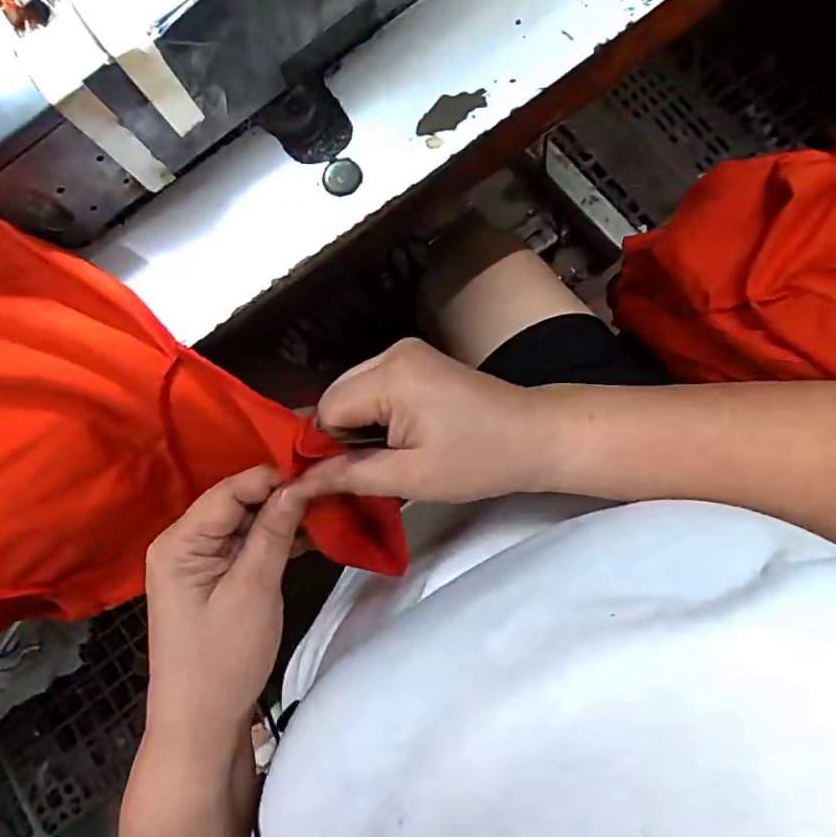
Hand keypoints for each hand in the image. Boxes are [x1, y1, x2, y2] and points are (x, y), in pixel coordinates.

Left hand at [143, 466, 307, 743]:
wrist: (201, 727)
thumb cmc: (222, 660)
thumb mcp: (253, 591)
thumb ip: (273, 533)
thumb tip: (297, 485)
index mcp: (179, 541)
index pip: (229, 491)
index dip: (272, 479)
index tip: (318, 474)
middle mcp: (182, 542)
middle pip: (236, 504)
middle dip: (280, 496)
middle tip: (328, 489)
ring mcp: (197, 561)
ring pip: (244, 524)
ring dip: (281, 518)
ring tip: (326, 509)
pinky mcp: (212, 578)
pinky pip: (244, 547)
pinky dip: (273, 541)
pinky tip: (307, 536)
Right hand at [299, 337, 553, 502]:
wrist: (538, 435)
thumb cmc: (480, 460)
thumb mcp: (411, 477)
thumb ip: (349, 475)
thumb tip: (297, 484)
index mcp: (390, 376)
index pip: (326, 410)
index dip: (322, 447)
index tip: (331, 479)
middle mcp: (391, 353)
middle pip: (336, 396)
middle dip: (338, 435)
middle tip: (357, 472)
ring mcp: (404, 351)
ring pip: (351, 391)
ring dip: (354, 425)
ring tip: (380, 456)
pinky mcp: (415, 359)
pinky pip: (372, 385)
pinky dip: (372, 412)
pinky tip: (391, 436)